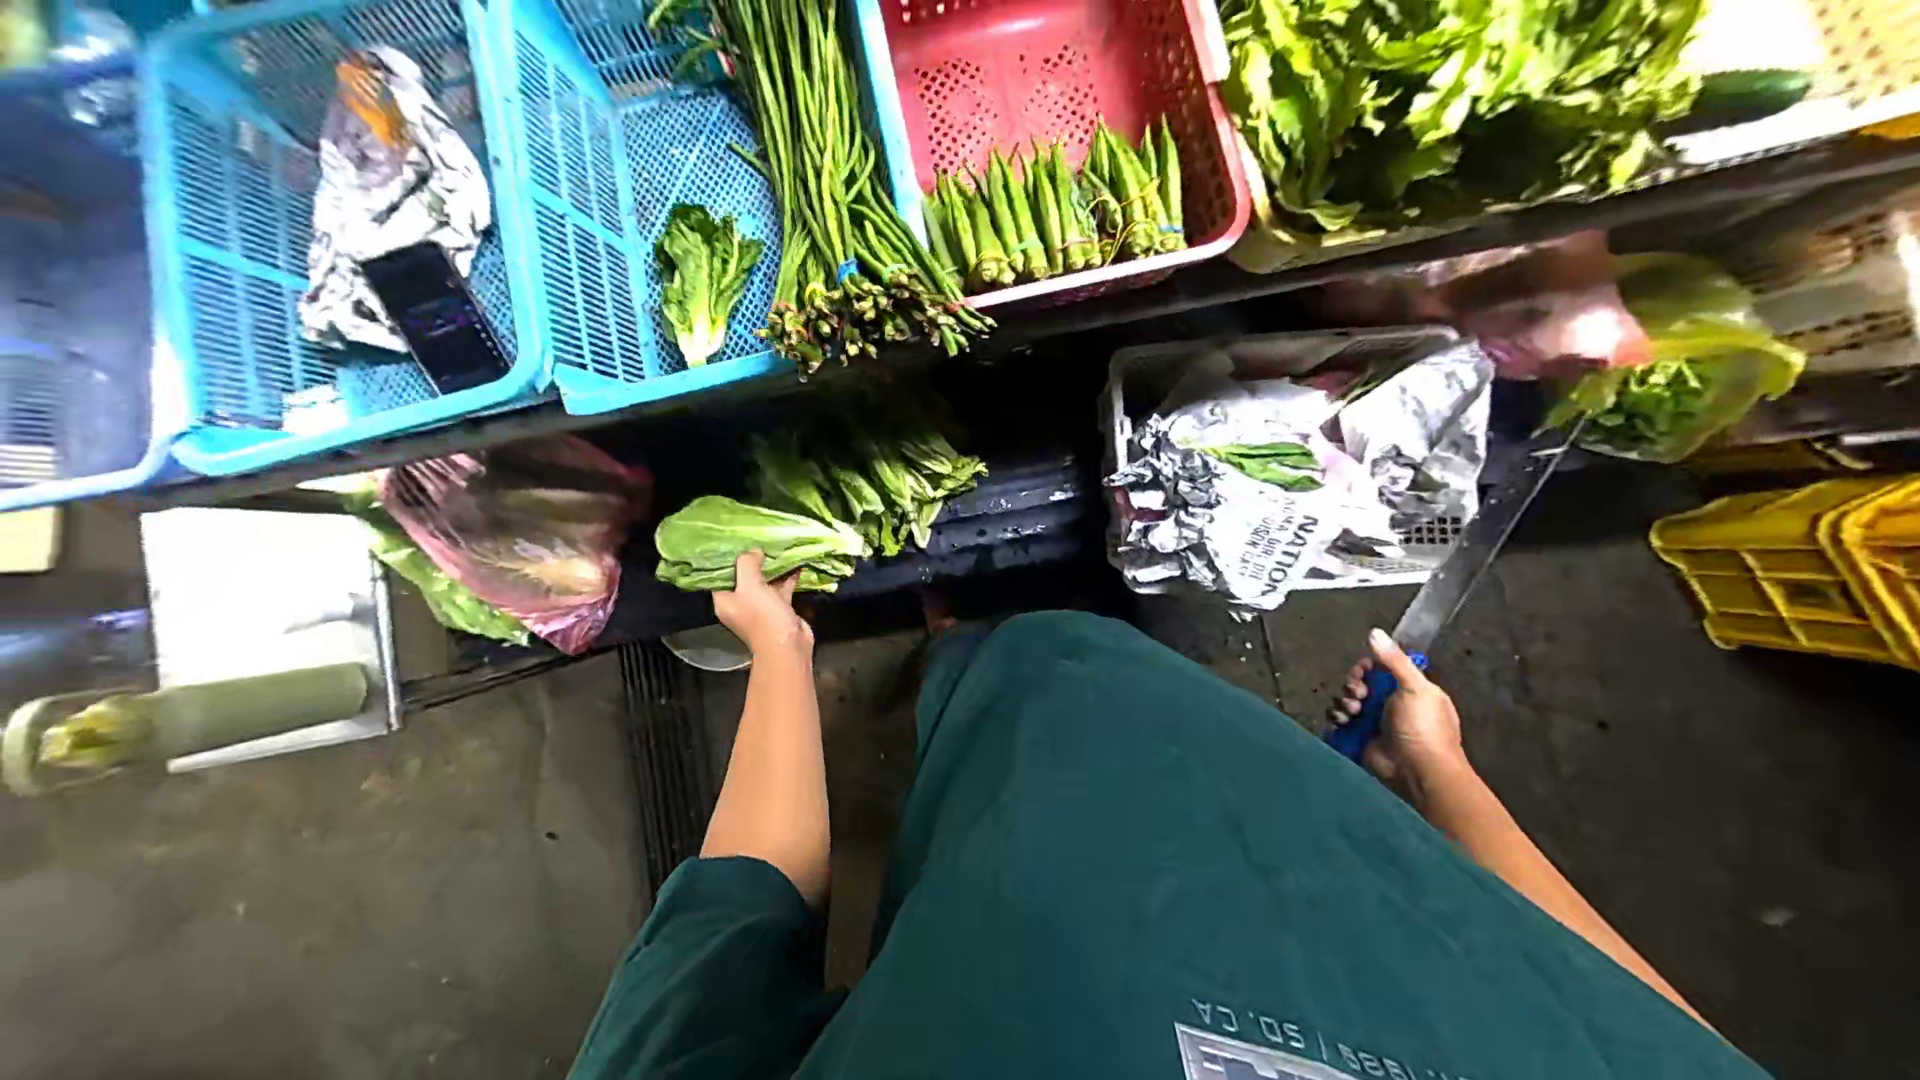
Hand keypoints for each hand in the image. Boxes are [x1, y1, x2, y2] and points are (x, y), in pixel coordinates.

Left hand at [713, 551, 812, 658]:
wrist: (788, 645)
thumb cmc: (762, 616)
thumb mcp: (750, 585)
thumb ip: (748, 564)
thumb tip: (754, 551)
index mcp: (725, 600)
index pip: (720, 575)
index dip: (726, 559)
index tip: (736, 541)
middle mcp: (740, 602)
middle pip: (743, 576)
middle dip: (753, 560)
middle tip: (760, 540)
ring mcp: (761, 606)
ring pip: (765, 581)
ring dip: (772, 567)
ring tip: (779, 547)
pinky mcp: (779, 608)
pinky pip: (781, 588)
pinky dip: (788, 576)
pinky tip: (796, 561)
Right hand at [1332, 628, 1467, 791]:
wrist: (1417, 770)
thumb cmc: (1424, 728)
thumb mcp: (1415, 688)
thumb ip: (1394, 660)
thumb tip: (1375, 632)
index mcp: (1409, 690)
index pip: (1380, 670)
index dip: (1367, 667)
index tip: (1363, 670)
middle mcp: (1390, 704)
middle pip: (1359, 683)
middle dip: (1352, 685)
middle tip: (1358, 694)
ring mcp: (1373, 722)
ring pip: (1345, 700)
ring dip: (1344, 702)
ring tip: (1354, 712)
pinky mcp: (1358, 736)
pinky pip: (1338, 720)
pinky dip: (1337, 718)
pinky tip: (1345, 721)